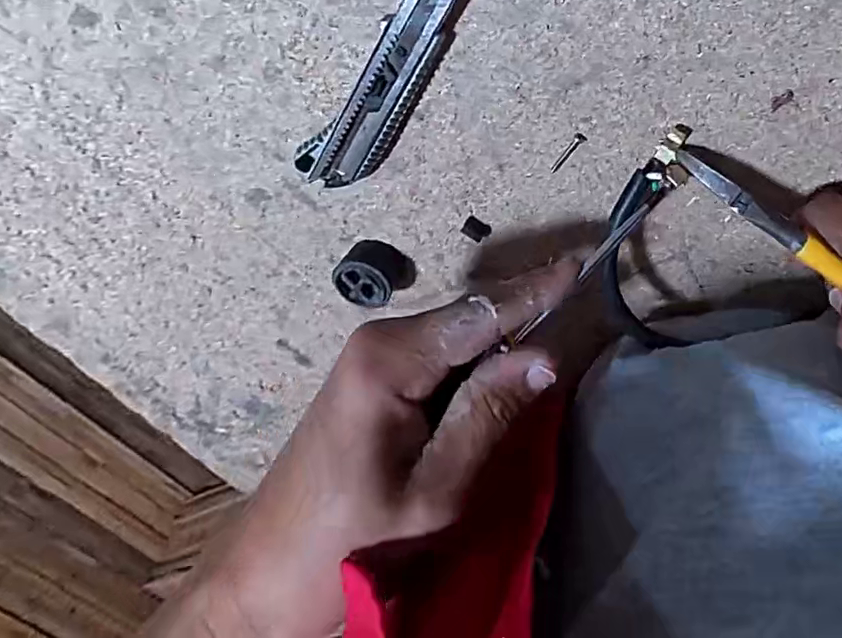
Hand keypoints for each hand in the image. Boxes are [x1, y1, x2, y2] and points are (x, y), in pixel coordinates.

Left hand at [146, 258, 577, 637]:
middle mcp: (382, 338)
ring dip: (507, 326)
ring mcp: (375, 354)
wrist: (264, 577)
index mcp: (390, 358)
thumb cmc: (347, 545)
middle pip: (470, 314)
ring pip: (459, 330)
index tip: (578, 263)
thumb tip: (545, 357)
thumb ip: (487, 417)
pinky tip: (511, 351)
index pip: (480, 314)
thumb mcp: (431, 494)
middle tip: (578, 281)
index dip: (534, 290)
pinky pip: (443, 351)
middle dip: (525, 301)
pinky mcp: (377, 375)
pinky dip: (483, 350)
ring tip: (558, 308)